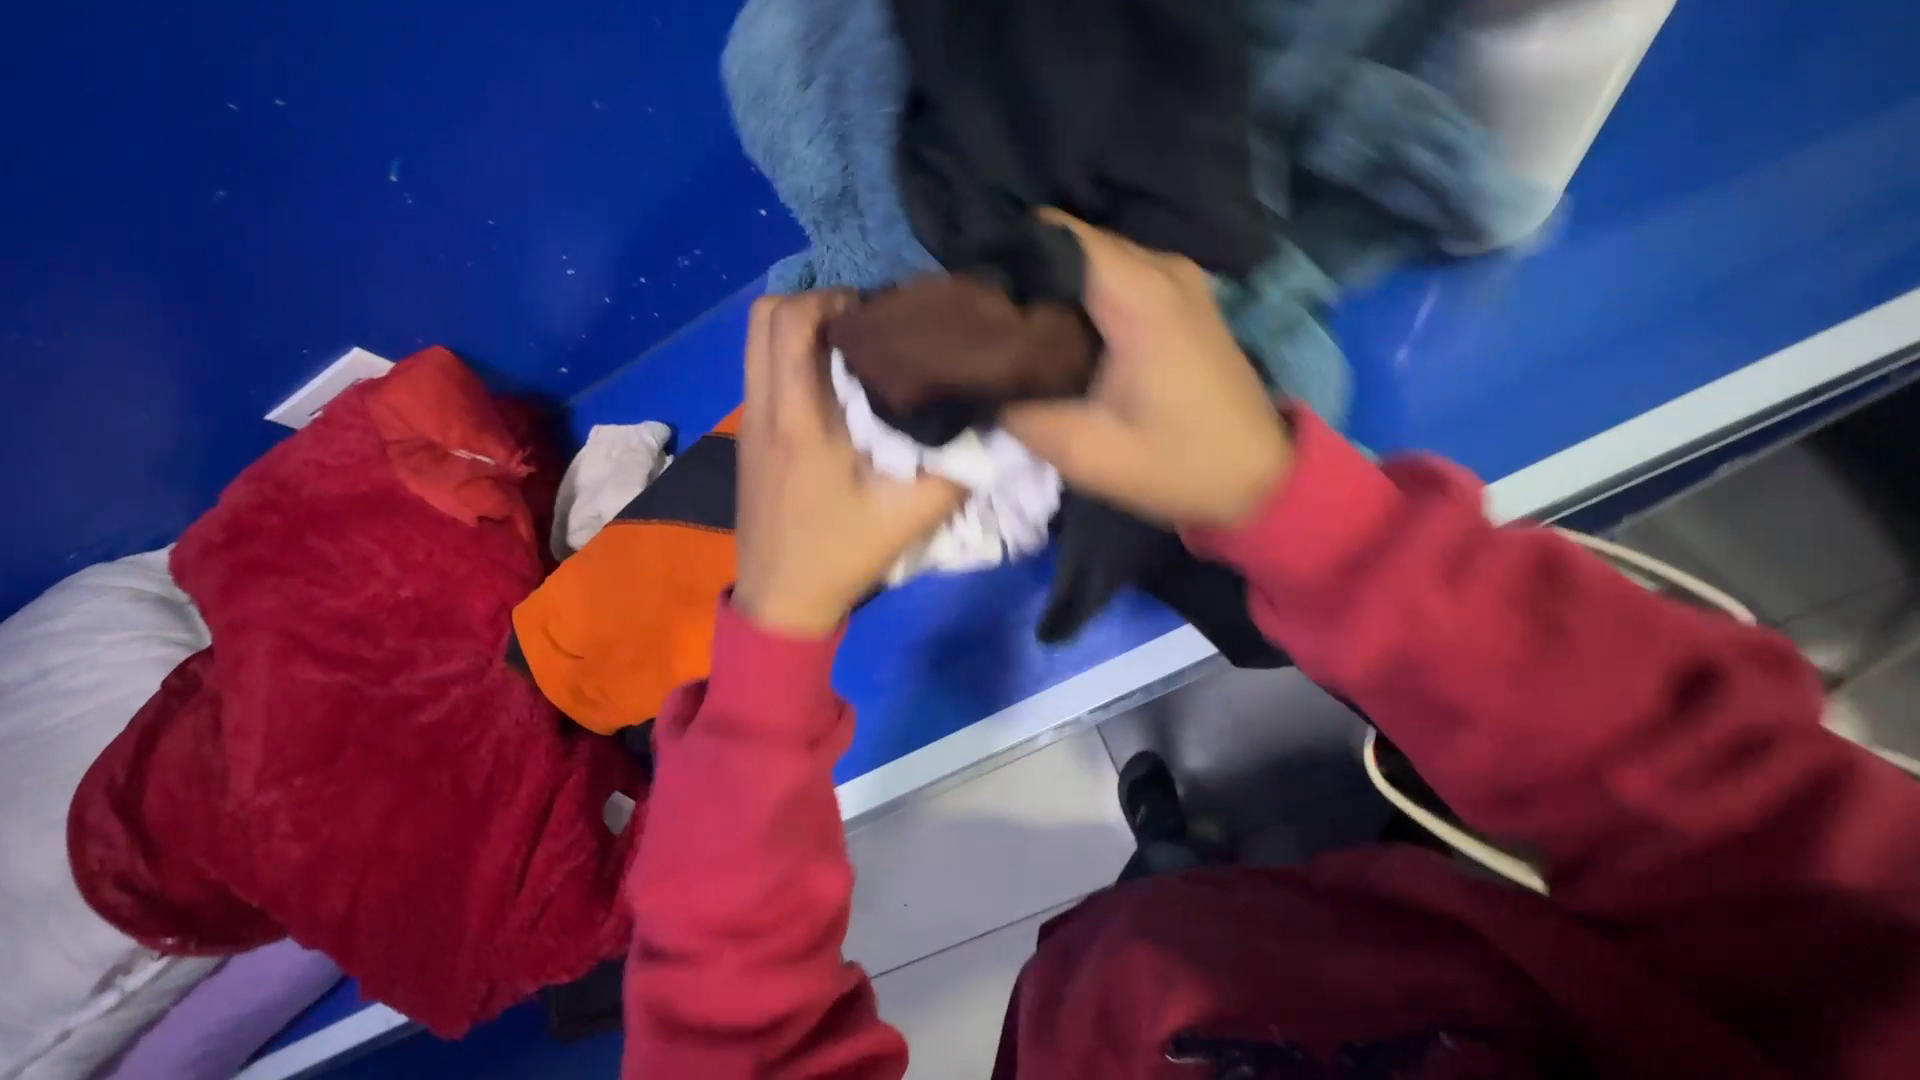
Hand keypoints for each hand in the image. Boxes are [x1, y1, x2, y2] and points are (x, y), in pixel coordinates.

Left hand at [733, 291, 965, 637]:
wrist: (782, 600)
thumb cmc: (842, 555)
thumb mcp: (910, 516)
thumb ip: (957, 468)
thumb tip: (994, 421)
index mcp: (797, 420)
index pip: (791, 321)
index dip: (833, 300)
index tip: (878, 317)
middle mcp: (764, 409)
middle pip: (763, 317)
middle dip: (814, 304)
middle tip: (866, 327)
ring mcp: (749, 423)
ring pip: (758, 344)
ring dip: (801, 332)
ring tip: (856, 352)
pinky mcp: (750, 439)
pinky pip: (763, 372)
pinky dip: (793, 359)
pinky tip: (837, 391)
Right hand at [1003, 212, 1292, 529]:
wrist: (1260, 481)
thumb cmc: (1177, 466)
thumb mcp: (1085, 453)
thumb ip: (1018, 412)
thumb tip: (975, 382)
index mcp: (1140, 294)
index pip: (1052, 235)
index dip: (1005, 259)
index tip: (970, 299)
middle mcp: (1162, 268)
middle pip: (1070, 243)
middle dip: (1024, 275)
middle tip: (984, 323)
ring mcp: (1178, 279)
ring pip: (1092, 259)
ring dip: (1052, 288)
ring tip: (1015, 332)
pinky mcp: (1182, 298)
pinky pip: (1116, 276)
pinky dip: (1082, 297)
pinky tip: (1060, 338)